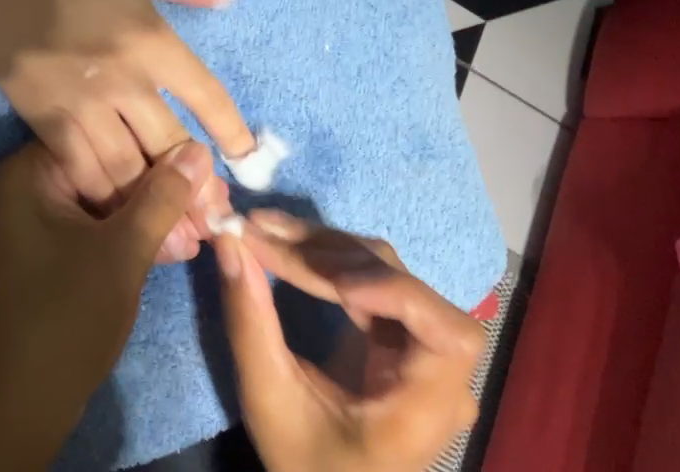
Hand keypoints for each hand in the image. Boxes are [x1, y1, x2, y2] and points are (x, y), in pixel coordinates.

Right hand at [0, 0, 253, 211]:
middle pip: (168, 147)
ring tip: (170, 233)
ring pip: (123, 169)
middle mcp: (123, 77)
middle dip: (195, 190)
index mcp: (152, 38)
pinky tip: (110, 211)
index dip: (231, 133)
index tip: (245, 159)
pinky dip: (97, 193)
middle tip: (211, 220)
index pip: (206, 95)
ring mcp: (79, 100)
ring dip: (149, 205)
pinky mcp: (38, 113)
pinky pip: (75, 165)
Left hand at [0, 141, 217, 469]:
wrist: (26, 397)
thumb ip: (161, 197)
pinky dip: (128, 233)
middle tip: (213, 203)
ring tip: (202, 230)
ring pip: (103, 199)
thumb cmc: (69, 314)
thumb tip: (199, 149)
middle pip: (104, 168)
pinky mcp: (43, 245)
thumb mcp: (123, 250)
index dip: (159, 152)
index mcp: (26, 170)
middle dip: (159, 190)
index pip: (101, 137)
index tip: (207, 170)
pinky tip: (175, 245)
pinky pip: (92, 223)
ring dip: (150, 215)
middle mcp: (21, 183)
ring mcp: (29, 215)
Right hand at [215, 212, 484, 471]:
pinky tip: (287, 250)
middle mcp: (437, 373)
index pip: (451, 336)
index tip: (333, 282)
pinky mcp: (396, 335)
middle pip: (405, 287)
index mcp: (424, 407)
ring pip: (384, 272)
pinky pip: (370, 282)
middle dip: (333, 256)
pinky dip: (327, 263)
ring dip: (323, 248)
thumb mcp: (269, 399)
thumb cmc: (303, 461)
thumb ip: (250, 320)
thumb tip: (228, 240)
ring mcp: (419, 350)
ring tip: (265, 231)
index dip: (400, 294)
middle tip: (264, 234)